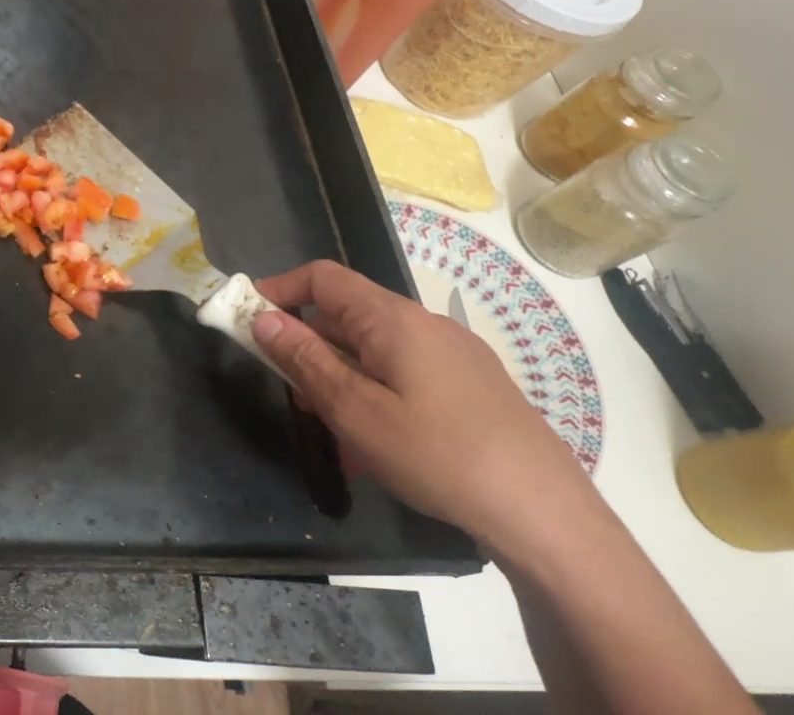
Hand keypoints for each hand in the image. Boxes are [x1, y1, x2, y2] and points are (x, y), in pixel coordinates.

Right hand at [251, 261, 594, 550]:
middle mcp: (426, 325)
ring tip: (335, 434)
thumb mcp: (355, 412)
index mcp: (395, 320)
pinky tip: (377, 447)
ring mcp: (455, 356)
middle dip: (308, 347)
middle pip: (347, 315)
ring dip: (340, 379)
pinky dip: (375, 395)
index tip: (246, 324)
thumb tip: (263, 318)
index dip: (278, 291)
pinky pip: (404, 375)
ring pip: (374, 351)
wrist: (547, 516)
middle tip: (293, 396)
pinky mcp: (472, 387)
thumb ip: (306, 361)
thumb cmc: (439, 457)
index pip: (323, 278)